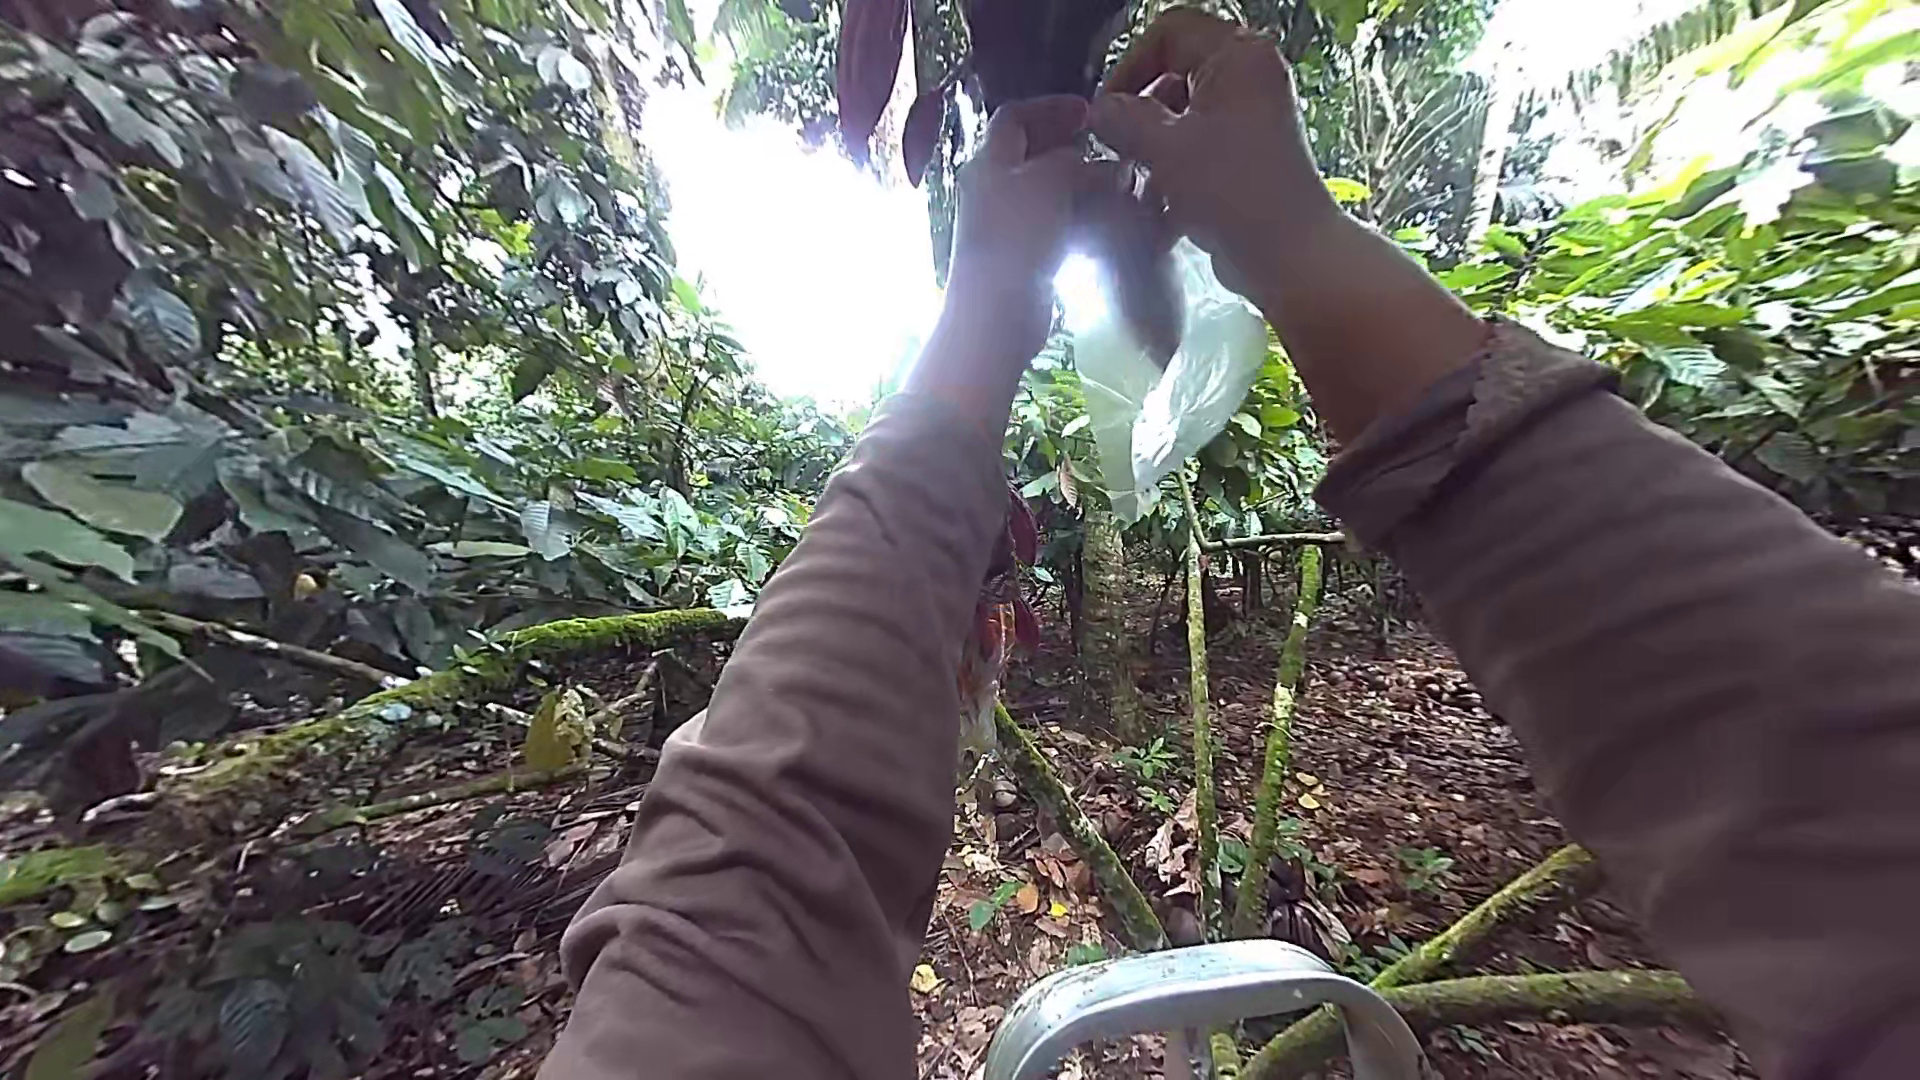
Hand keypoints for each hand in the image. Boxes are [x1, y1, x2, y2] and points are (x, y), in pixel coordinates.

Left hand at [913, 96, 1104, 415]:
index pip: (1014, 118)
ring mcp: (1005, 231)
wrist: (997, 315)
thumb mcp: (1049, 183)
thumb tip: (1103, 166)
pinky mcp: (1021, 263)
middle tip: (1109, 153)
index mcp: (987, 164)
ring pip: (1046, 198)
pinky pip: (1052, 232)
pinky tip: (1102, 227)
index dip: (1051, 109)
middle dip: (1071, 152)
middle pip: (1032, 159)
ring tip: (1117, 190)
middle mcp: (991, 194)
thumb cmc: (1017, 239)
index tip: (1089, 112)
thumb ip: (1075, 164)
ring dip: (1080, 190)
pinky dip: (1076, 224)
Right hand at [1090, 7, 1485, 440]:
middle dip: (1142, 119)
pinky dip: (1176, 183)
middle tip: (1119, 158)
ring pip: (1186, 128)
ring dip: (1157, 158)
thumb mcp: (1172, 158)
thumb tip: (1093, 114)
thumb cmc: (1237, 204)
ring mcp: (1254, 132)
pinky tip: (1164, 216)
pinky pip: (1198, 163)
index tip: (1107, 111)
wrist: (1290, 265)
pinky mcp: (1250, 174)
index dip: (1131, 64)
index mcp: (1239, 63)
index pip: (1171, 30)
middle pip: (1177, 80)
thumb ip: (1127, 127)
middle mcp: (1252, 87)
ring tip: (1140, 195)